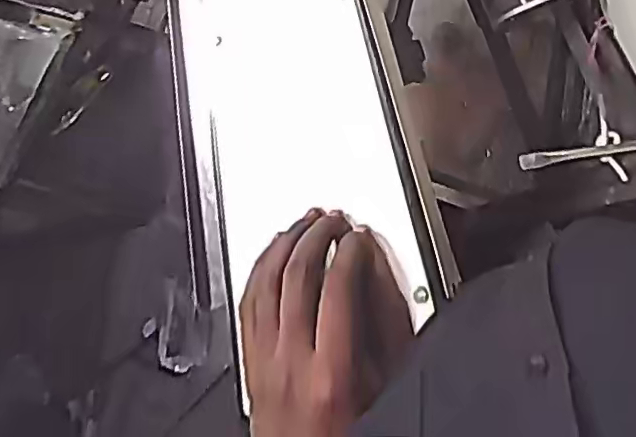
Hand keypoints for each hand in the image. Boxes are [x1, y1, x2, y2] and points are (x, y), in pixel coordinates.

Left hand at [241, 210, 414, 436]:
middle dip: (318, 235)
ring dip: (289, 240)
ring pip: (267, 279)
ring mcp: (264, 361)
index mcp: (332, 374)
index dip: (351, 251)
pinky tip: (275, 248)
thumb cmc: (350, 432)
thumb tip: (376, 270)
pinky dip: (263, 264)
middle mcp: (291, 363)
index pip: (338, 287)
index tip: (360, 237)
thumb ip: (386, 327)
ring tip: (306, 222)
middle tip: (334, 220)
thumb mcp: (385, 386)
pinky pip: (249, 298)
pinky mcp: (249, 361)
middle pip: (298, 274)